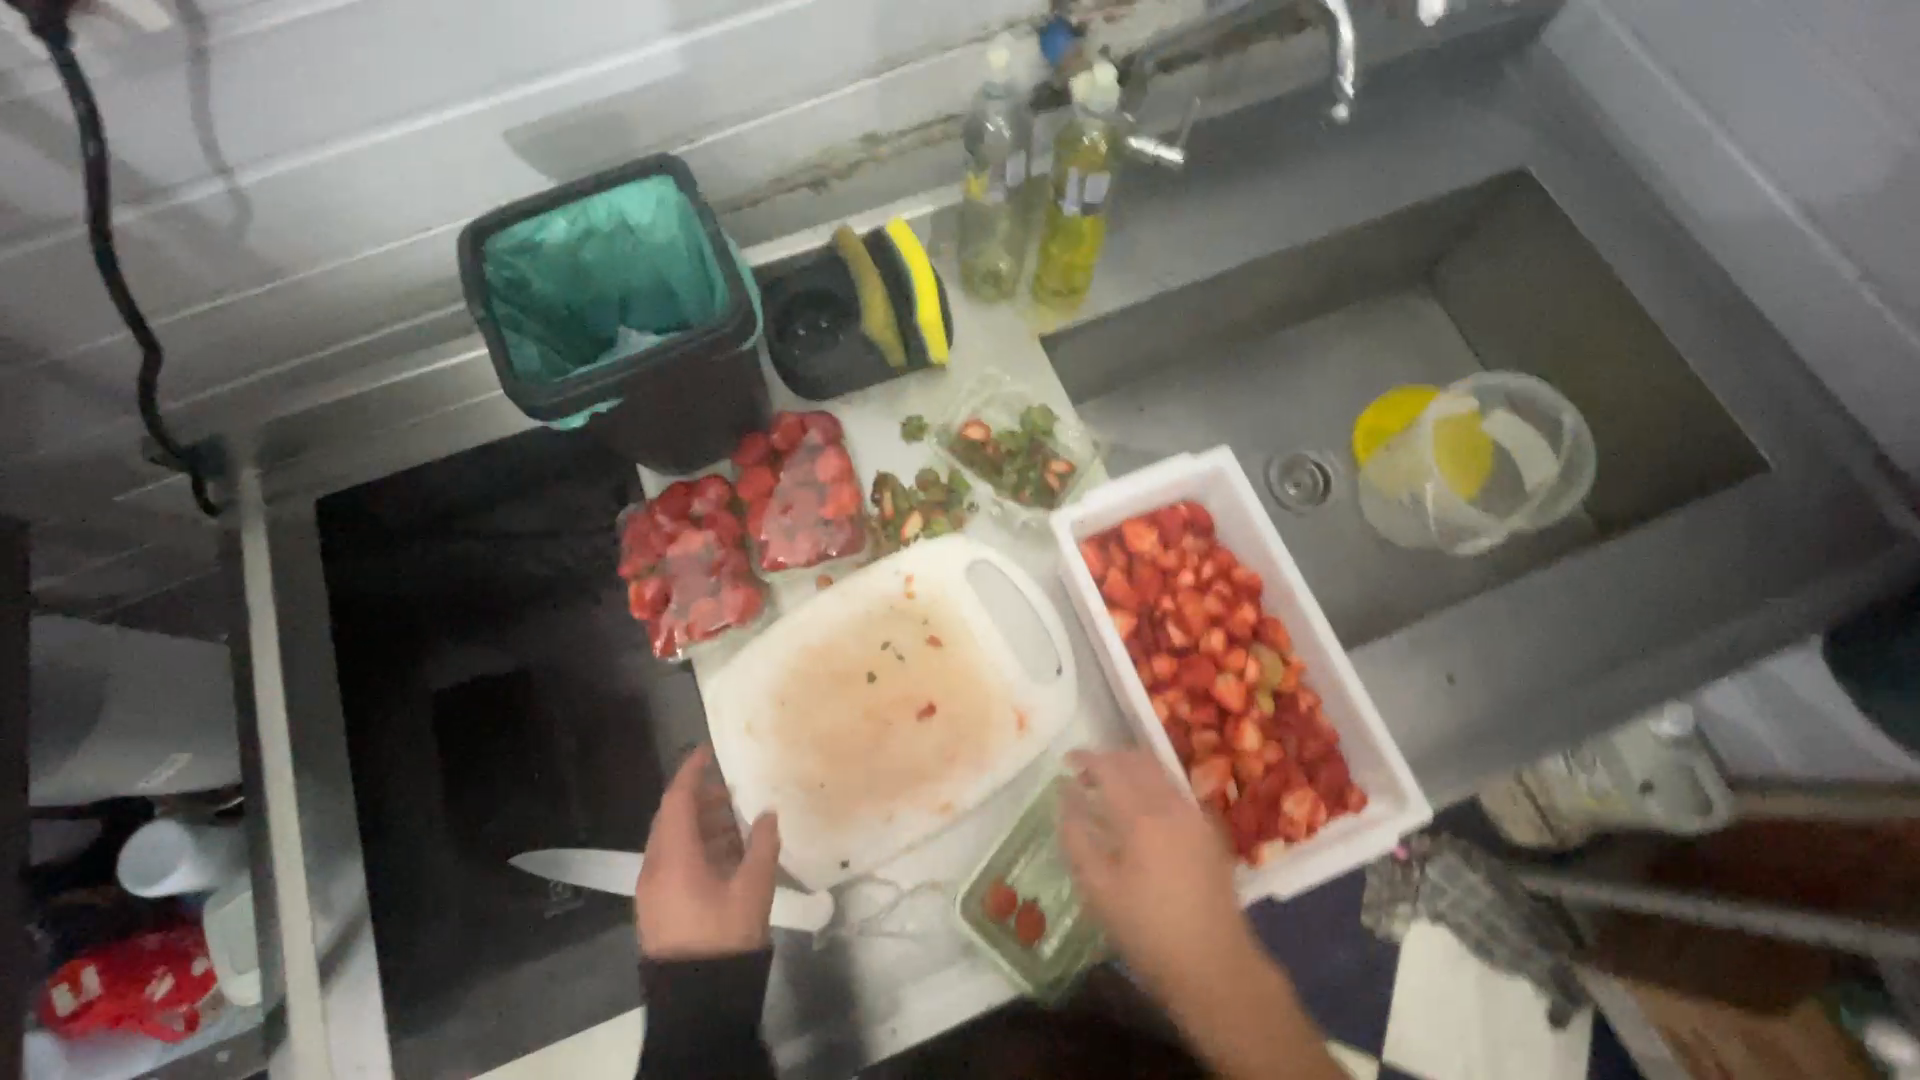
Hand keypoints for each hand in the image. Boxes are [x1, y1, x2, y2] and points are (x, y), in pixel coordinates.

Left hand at [635, 745, 781, 959]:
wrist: (697, 999)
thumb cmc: (725, 937)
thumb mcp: (753, 889)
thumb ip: (763, 845)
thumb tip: (769, 813)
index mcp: (673, 857)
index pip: (677, 800)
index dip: (692, 772)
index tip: (708, 750)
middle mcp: (655, 868)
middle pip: (673, 819)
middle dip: (701, 799)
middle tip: (733, 789)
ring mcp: (653, 890)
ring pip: (674, 841)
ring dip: (702, 825)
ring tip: (737, 820)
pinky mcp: (659, 907)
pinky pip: (674, 862)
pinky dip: (697, 847)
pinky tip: (727, 853)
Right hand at [1057, 749, 1254, 996]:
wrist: (1214, 964)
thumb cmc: (1146, 930)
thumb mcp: (1097, 889)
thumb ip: (1076, 837)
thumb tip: (1065, 797)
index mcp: (1141, 817)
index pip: (1109, 768)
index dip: (1085, 759)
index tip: (1065, 761)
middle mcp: (1172, 806)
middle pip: (1139, 761)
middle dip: (1110, 759)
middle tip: (1086, 774)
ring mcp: (1196, 817)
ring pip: (1162, 773)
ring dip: (1133, 770)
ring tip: (1111, 789)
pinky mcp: (1210, 833)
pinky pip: (1177, 792)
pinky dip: (1154, 786)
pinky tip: (1143, 813)